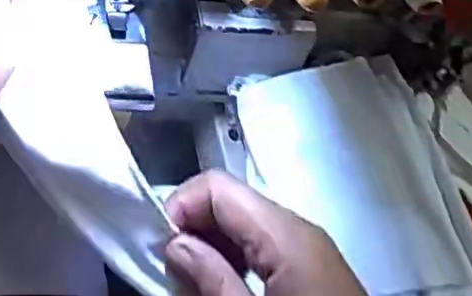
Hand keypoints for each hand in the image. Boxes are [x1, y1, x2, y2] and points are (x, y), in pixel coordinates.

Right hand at [165, 170, 366, 295]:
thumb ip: (212, 280)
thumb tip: (176, 244)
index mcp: (285, 232)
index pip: (217, 185)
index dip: (181, 206)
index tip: (157, 246)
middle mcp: (298, 227)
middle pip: (232, 200)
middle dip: (194, 227)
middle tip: (168, 271)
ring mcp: (309, 247)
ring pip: (246, 222)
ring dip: (213, 244)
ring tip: (190, 282)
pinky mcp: (313, 269)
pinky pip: (264, 245)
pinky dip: (237, 257)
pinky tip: (223, 286)